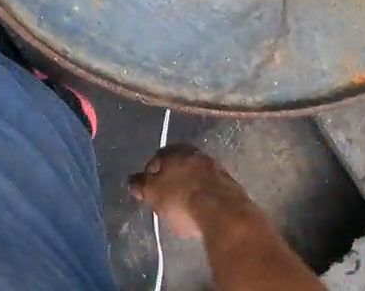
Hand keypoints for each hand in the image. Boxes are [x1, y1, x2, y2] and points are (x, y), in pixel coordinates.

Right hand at [126, 144, 246, 237]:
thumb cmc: (181, 198)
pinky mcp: (233, 188)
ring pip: (198, 179)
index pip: (157, 159)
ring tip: (186, 211)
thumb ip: (141, 186)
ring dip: (192, 191)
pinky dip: (207, 200)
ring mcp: (217, 169)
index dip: (150, 176)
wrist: (223, 212)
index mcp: (175, 149)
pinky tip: (203, 215)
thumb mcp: (153, 193)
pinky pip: (213, 192)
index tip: (149, 193)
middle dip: (173, 182)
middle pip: (180, 168)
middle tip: (168, 201)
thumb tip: (131, 182)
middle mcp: (196, 153)